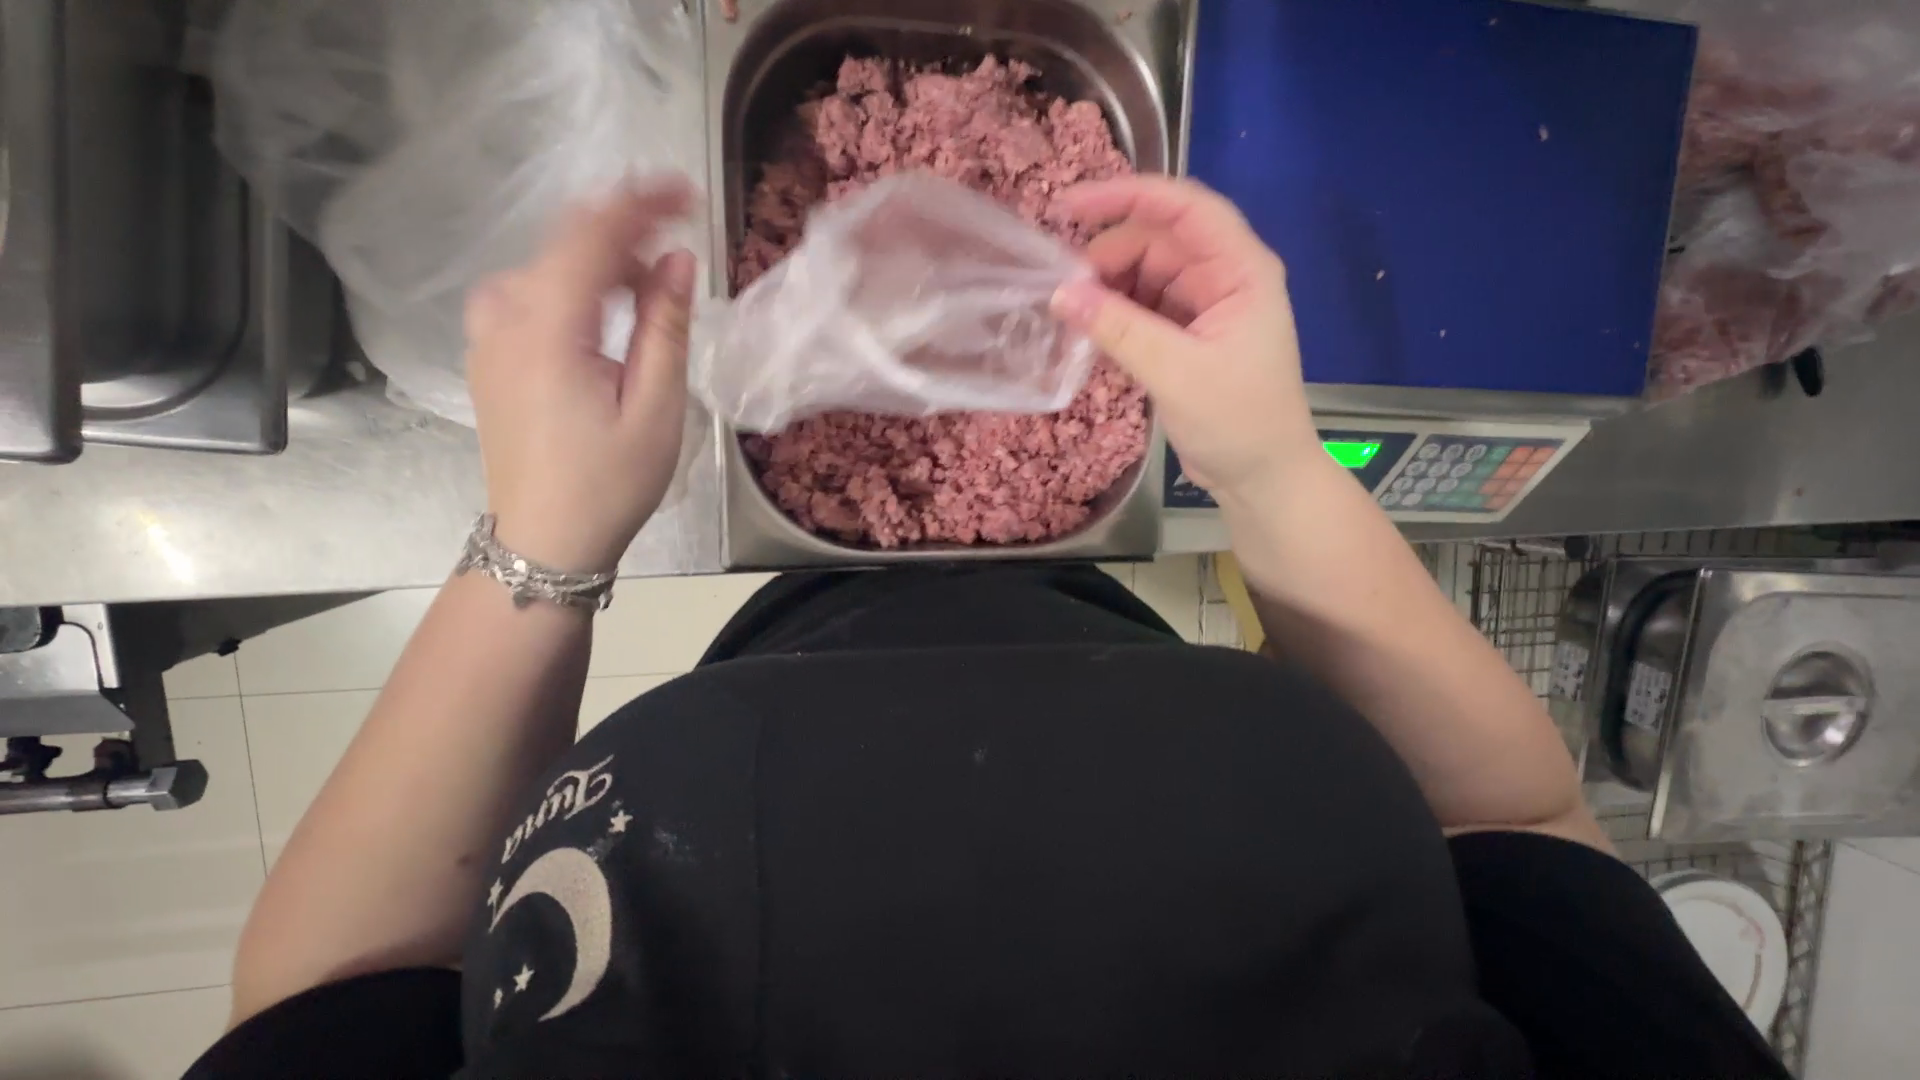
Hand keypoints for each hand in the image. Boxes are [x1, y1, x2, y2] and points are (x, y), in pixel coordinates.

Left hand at [465, 179, 697, 572]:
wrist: (544, 540)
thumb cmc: (609, 482)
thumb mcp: (655, 408)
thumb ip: (664, 326)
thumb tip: (676, 261)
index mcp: (547, 328)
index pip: (591, 234)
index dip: (640, 203)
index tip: (688, 195)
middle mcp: (504, 317)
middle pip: (566, 244)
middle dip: (627, 236)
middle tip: (680, 258)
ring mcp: (488, 335)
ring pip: (548, 267)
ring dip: (602, 264)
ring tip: (651, 294)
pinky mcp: (489, 354)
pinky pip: (532, 295)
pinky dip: (575, 288)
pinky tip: (606, 316)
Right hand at [1049, 176, 1321, 499]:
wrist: (1261, 478)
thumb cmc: (1237, 421)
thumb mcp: (1176, 372)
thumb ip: (1119, 329)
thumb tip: (1060, 293)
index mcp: (1240, 269)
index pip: (1183, 208)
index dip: (1126, 196)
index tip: (1069, 206)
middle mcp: (1222, 276)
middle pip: (1156, 240)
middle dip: (1107, 257)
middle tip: (1063, 291)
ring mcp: (1202, 305)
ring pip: (1142, 274)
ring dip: (1105, 289)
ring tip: (1070, 316)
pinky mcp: (1184, 335)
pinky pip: (1140, 308)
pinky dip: (1112, 316)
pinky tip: (1087, 334)